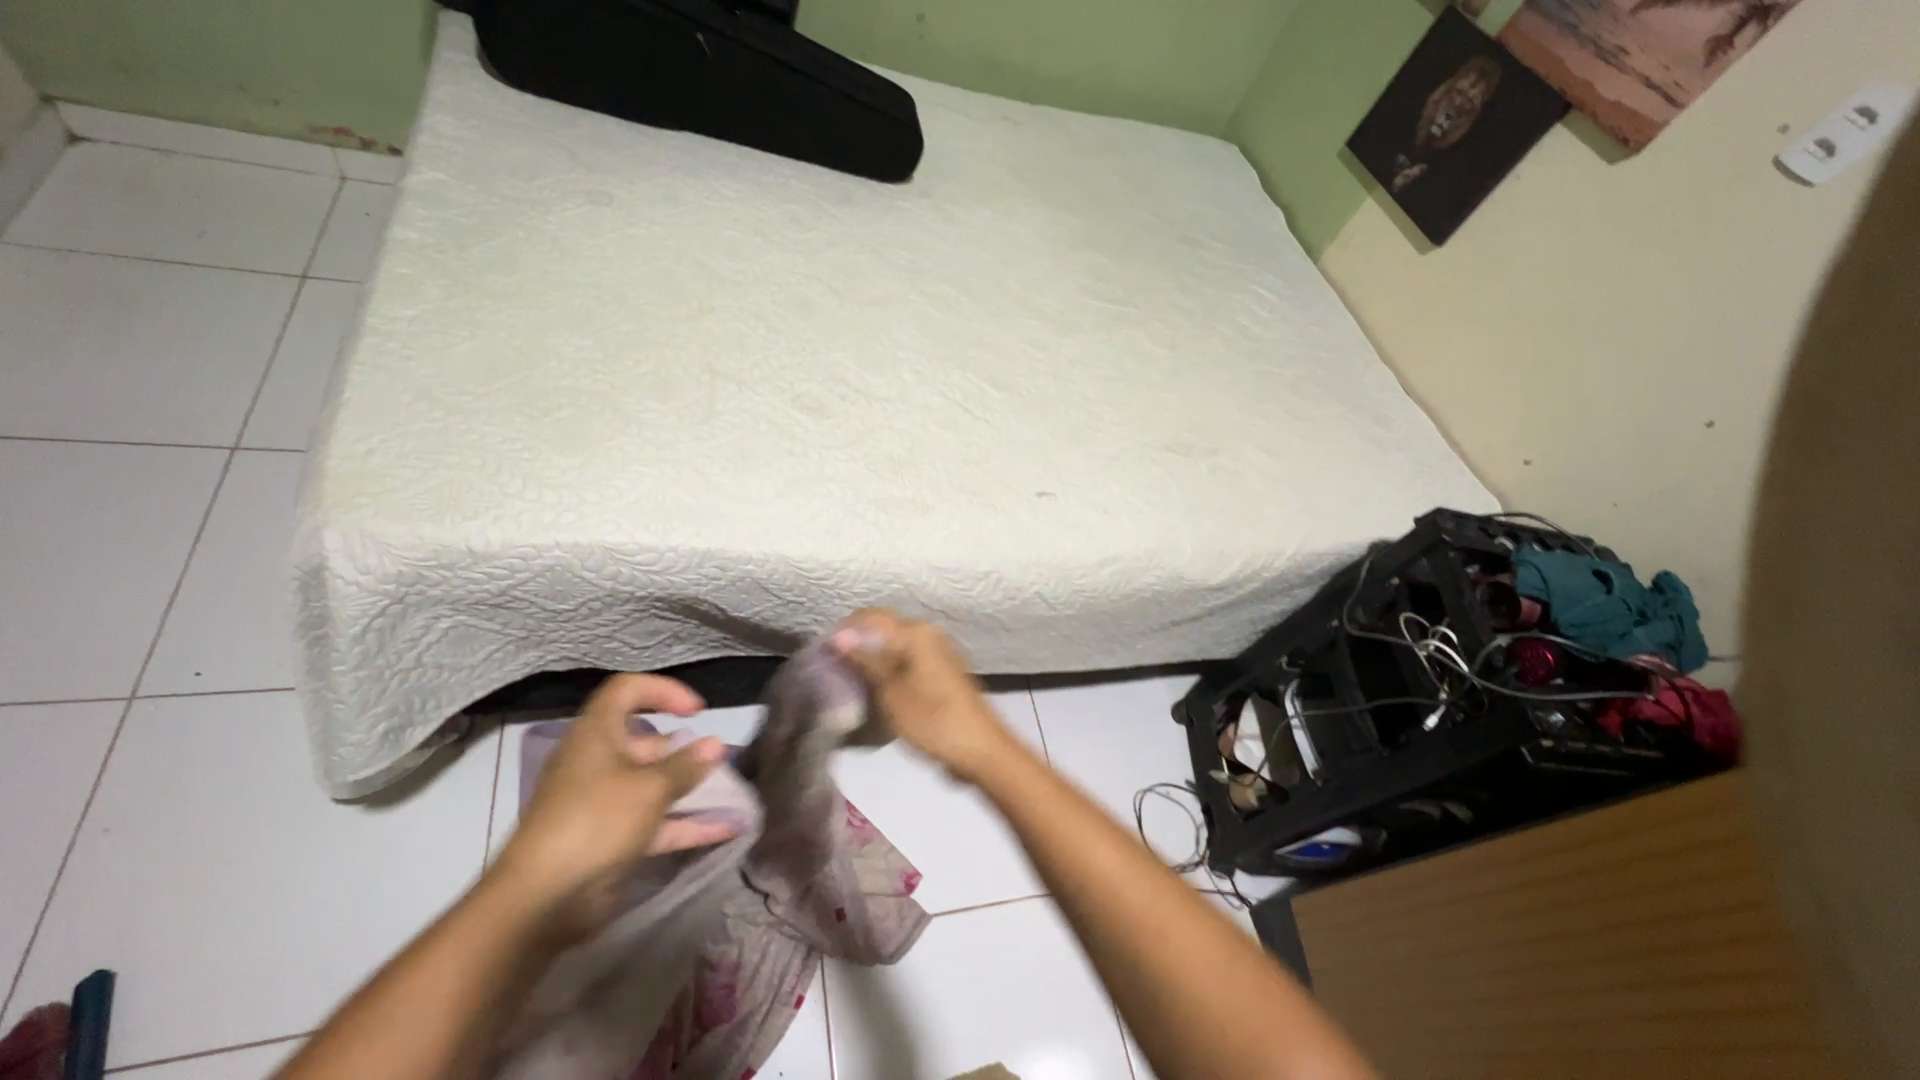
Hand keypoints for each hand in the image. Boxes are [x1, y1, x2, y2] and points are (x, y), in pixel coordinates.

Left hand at [492, 674, 736, 942]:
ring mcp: (604, 802)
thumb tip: (716, 745)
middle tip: (720, 759)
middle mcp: (598, 762)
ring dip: (691, 788)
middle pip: (645, 742)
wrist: (543, 899)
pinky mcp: (611, 839)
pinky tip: (726, 828)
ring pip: (653, 785)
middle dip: (685, 749)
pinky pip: (655, 822)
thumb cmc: (596, 822)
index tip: (698, 712)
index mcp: (596, 734)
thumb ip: (686, 766)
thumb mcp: (649, 788)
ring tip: (732, 792)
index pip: (627, 690)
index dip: (664, 691)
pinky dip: (687, 824)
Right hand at [831, 609, 1018, 783]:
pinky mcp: (941, 672)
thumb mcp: (891, 692)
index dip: (843, 631)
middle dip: (856, 645)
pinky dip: (889, 670)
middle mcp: (928, 634)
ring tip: (848, 680)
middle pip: (882, 630)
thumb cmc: (932, 720)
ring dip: (871, 659)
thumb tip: (837, 637)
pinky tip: (875, 689)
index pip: (869, 617)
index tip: (821, 654)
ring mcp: (938, 653)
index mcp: (916, 632)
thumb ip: (865, 661)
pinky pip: (907, 661)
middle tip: (831, 669)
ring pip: (894, 647)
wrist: (981, 750)